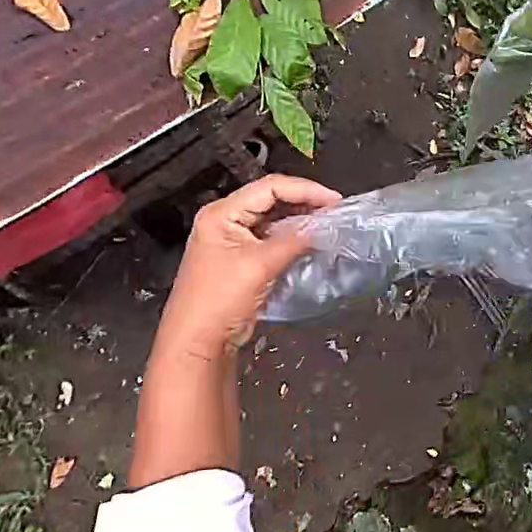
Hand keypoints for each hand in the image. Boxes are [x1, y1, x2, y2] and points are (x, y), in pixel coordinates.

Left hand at [155, 174, 340, 363]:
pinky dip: (291, 236)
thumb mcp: (261, 265)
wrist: (197, 343)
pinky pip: (270, 237)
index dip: (306, 190)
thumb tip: (323, 226)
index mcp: (222, 213)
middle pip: (271, 199)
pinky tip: (311, 239)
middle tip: (334, 210)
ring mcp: (232, 239)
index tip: (334, 200)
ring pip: (273, 218)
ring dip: (299, 219)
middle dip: (304, 202)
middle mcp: (225, 219)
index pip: (270, 188)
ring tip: (327, 222)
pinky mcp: (241, 257)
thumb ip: (294, 240)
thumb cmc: (220, 301)